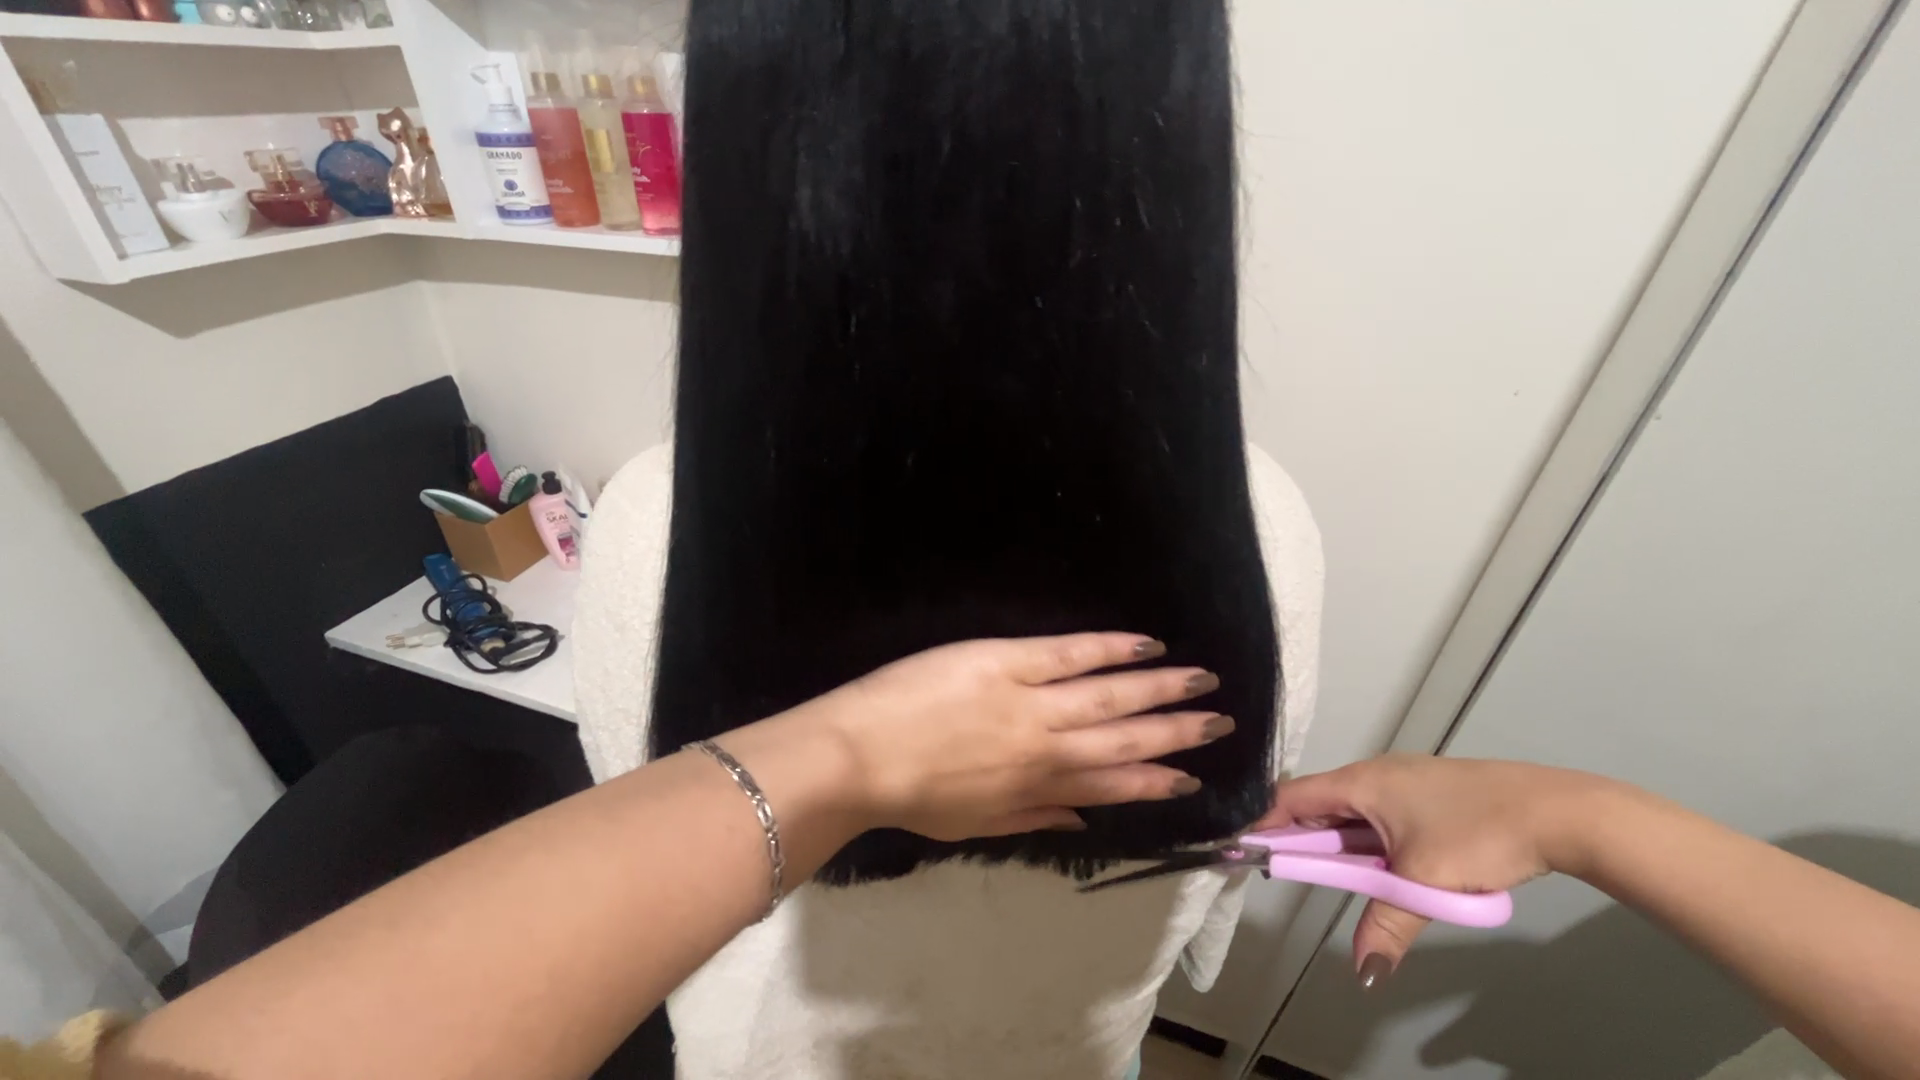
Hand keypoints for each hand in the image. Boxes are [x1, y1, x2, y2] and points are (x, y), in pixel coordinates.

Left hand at [792, 633, 1232, 840]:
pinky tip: (1144, 642)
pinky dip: (1110, 649)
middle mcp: (1046, 749)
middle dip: (1175, 733)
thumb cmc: (907, 795)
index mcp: (1035, 789)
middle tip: (1220, 722)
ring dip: (1159, 689)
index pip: (1108, 785)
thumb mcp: (971, 825)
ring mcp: (1030, 702)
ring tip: (1201, 681)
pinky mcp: (1006, 662)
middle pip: (1123, 740)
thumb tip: (1079, 820)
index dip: (1153, 782)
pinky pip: (1069, 654)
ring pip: (1109, 696)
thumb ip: (1032, 820)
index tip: (1190, 777)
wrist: (854, 757)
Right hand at [1256, 756, 1619, 981]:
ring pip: (1354, 813)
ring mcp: (1405, 782)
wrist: (1560, 811)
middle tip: (1286, 871)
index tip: (1245, 848)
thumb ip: (1387, 925)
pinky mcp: (1431, 795)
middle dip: (1302, 838)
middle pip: (1321, 804)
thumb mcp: (1425, 882)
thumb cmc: (1479, 834)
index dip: (1266, 821)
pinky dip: (1368, 841)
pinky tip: (1380, 865)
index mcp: (1361, 782)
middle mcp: (1375, 774)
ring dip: (1340, 843)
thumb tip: (1364, 974)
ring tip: (1334, 875)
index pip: (1292, 796)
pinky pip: (1381, 816)